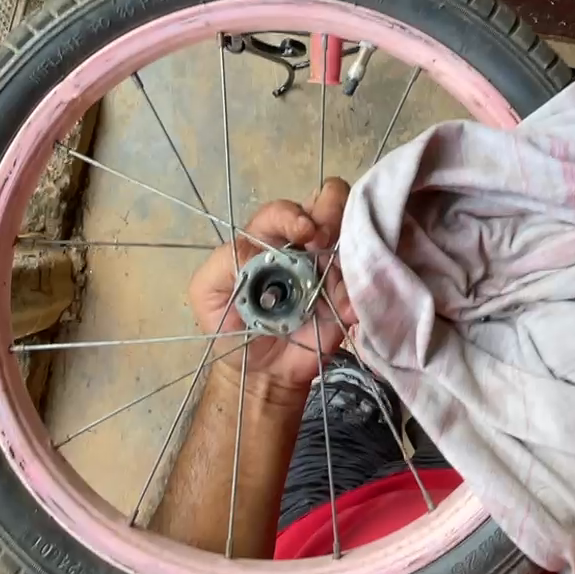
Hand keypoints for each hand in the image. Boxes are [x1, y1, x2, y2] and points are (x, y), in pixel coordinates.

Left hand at [188, 180, 355, 397]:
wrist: (261, 371)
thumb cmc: (232, 325)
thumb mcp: (209, 292)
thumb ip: (223, 263)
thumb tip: (258, 249)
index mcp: (270, 236)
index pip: (285, 210)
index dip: (295, 215)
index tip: (305, 233)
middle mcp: (306, 244)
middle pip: (329, 201)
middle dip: (332, 213)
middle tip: (326, 242)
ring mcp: (331, 266)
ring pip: (356, 232)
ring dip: (353, 245)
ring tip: (340, 276)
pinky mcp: (350, 294)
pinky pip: (366, 281)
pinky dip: (359, 292)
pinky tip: (347, 310)